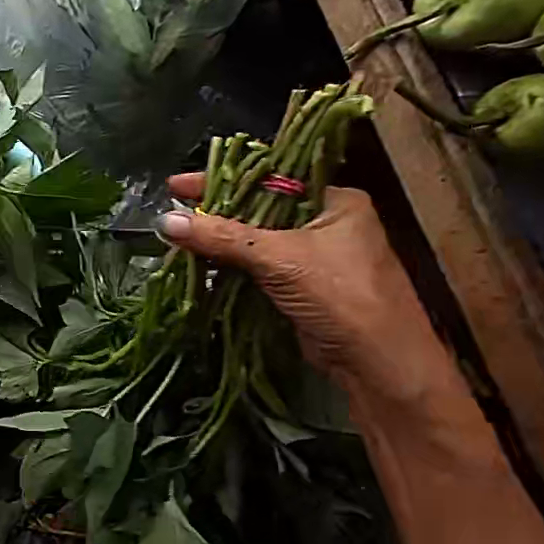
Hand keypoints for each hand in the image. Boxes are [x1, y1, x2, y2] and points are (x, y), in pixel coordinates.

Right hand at [157, 179, 453, 400]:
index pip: (269, 178)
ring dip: (217, 241)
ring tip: (175, 237)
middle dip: (214, 212)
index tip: (178, 185)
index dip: (222, 179)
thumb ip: (222, 237)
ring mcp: (310, 256)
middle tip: (171, 211)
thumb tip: (165, 221)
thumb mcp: (280, 258)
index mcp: (333, 200)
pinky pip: (254, 267)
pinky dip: (227, 266)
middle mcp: (324, 222)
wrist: (378, 365)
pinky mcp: (297, 286)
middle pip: (257, 208)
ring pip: (252, 240)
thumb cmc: (342, 296)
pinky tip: (197, 263)